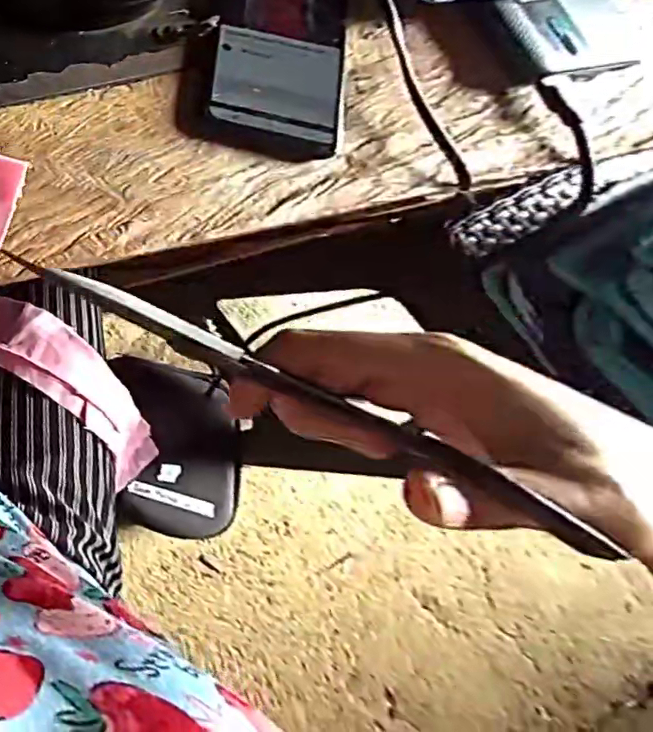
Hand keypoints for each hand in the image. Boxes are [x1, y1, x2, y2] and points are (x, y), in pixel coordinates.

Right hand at [228, 330, 652, 565]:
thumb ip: (485, 502)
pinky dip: (346, 415)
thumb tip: (418, 497)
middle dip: (304, 404)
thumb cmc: (629, 485)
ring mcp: (422, 371)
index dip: (262, 373)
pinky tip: (378, 441)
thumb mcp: (568, 504)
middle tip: (347, 446)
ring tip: (377, 450)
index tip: (241, 405)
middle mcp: (419, 358)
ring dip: (330, 415)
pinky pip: (353, 388)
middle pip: (311, 360)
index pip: (310, 348)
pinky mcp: (425, 390)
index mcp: (432, 363)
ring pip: (328, 374)